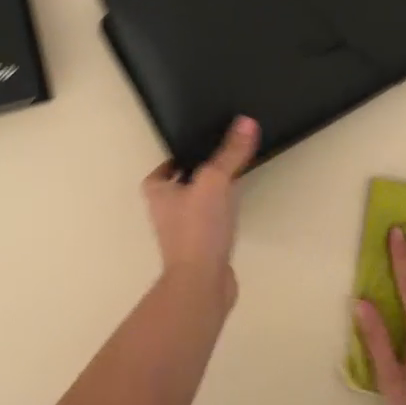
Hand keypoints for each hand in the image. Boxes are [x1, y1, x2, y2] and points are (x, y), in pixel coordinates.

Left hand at [143, 117, 259, 299]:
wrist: (202, 283)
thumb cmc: (198, 227)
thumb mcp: (215, 181)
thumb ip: (230, 153)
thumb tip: (246, 122)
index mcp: (159, 195)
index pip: (159, 173)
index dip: (172, 162)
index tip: (193, 151)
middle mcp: (166, 215)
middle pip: (178, 190)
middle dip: (195, 177)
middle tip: (218, 161)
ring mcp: (184, 236)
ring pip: (196, 209)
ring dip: (210, 198)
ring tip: (232, 182)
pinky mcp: (202, 252)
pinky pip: (211, 227)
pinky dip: (221, 220)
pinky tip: (237, 213)